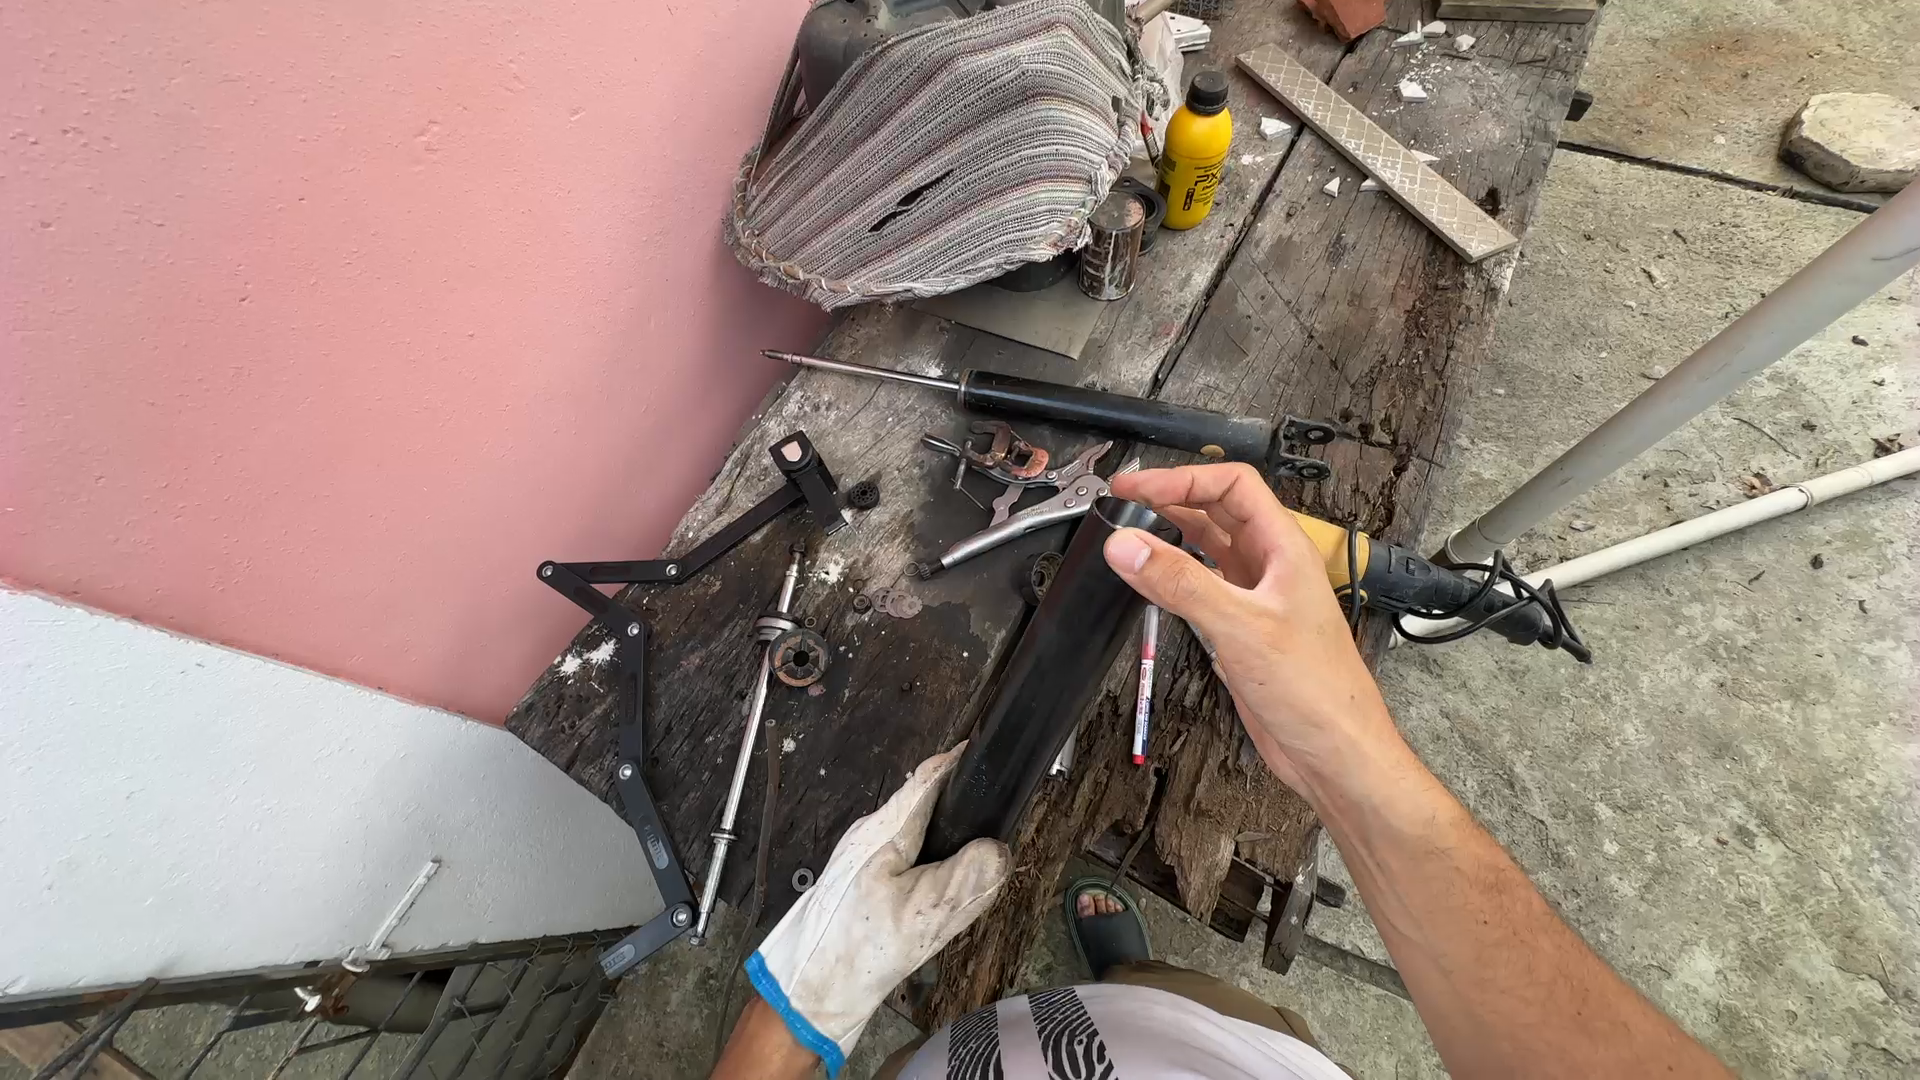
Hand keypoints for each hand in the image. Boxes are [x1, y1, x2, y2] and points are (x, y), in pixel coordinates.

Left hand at [744, 743, 1008, 1077]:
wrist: (811, 991)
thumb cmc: (862, 945)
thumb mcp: (921, 916)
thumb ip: (964, 880)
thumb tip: (999, 849)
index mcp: (887, 828)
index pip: (928, 777)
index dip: (958, 762)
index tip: (987, 752)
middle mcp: (873, 829)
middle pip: (924, 800)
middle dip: (957, 801)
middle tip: (992, 811)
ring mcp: (864, 851)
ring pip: (915, 827)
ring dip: (944, 831)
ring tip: (975, 849)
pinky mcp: (863, 873)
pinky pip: (906, 851)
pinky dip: (929, 856)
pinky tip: (941, 881)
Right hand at [1102, 464, 1408, 806]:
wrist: (1334, 752)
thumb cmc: (1315, 691)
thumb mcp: (1240, 627)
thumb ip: (1180, 583)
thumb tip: (1127, 546)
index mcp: (1283, 549)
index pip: (1232, 487)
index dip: (1183, 478)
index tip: (1136, 486)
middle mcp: (1269, 566)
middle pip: (1216, 510)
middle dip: (1170, 497)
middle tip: (1124, 497)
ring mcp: (1254, 596)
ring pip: (1207, 545)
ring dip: (1170, 531)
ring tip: (1131, 525)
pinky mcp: (1240, 626)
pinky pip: (1201, 583)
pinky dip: (1173, 572)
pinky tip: (1151, 575)